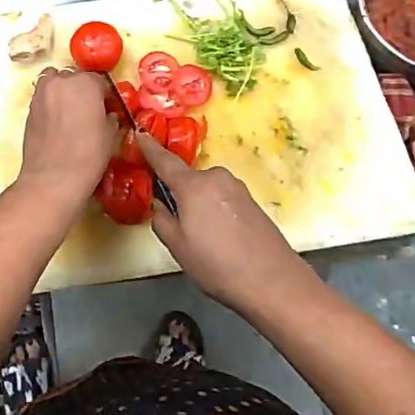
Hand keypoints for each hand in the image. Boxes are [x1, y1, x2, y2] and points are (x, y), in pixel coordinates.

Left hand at [17, 68, 116, 203]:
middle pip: (74, 77)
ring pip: (54, 82)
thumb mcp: (109, 135)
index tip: (108, 108)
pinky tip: (57, 121)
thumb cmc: (88, 154)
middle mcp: (61, 81)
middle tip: (89, 110)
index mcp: (86, 83)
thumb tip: (106, 114)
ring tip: (69, 112)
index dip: (104, 95)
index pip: (99, 81)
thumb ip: (109, 117)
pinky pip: (43, 96)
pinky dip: (50, 102)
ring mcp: (42, 92)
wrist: (53, 177)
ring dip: (63, 90)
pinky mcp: (30, 107)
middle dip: (82, 90)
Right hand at [138, 134, 318, 313]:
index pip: (164, 161)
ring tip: (204, 238)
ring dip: (199, 204)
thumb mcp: (178, 247)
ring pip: (206, 190)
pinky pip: (222, 198)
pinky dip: (215, 210)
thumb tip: (160, 205)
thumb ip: (161, 220)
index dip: (150, 148)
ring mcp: (236, 187)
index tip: (140, 134)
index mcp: (193, 185)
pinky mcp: (251, 200)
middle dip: (179, 194)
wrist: (273, 281)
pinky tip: (222, 238)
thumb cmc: (218, 264)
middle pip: (188, 179)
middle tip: (179, 225)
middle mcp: (215, 177)